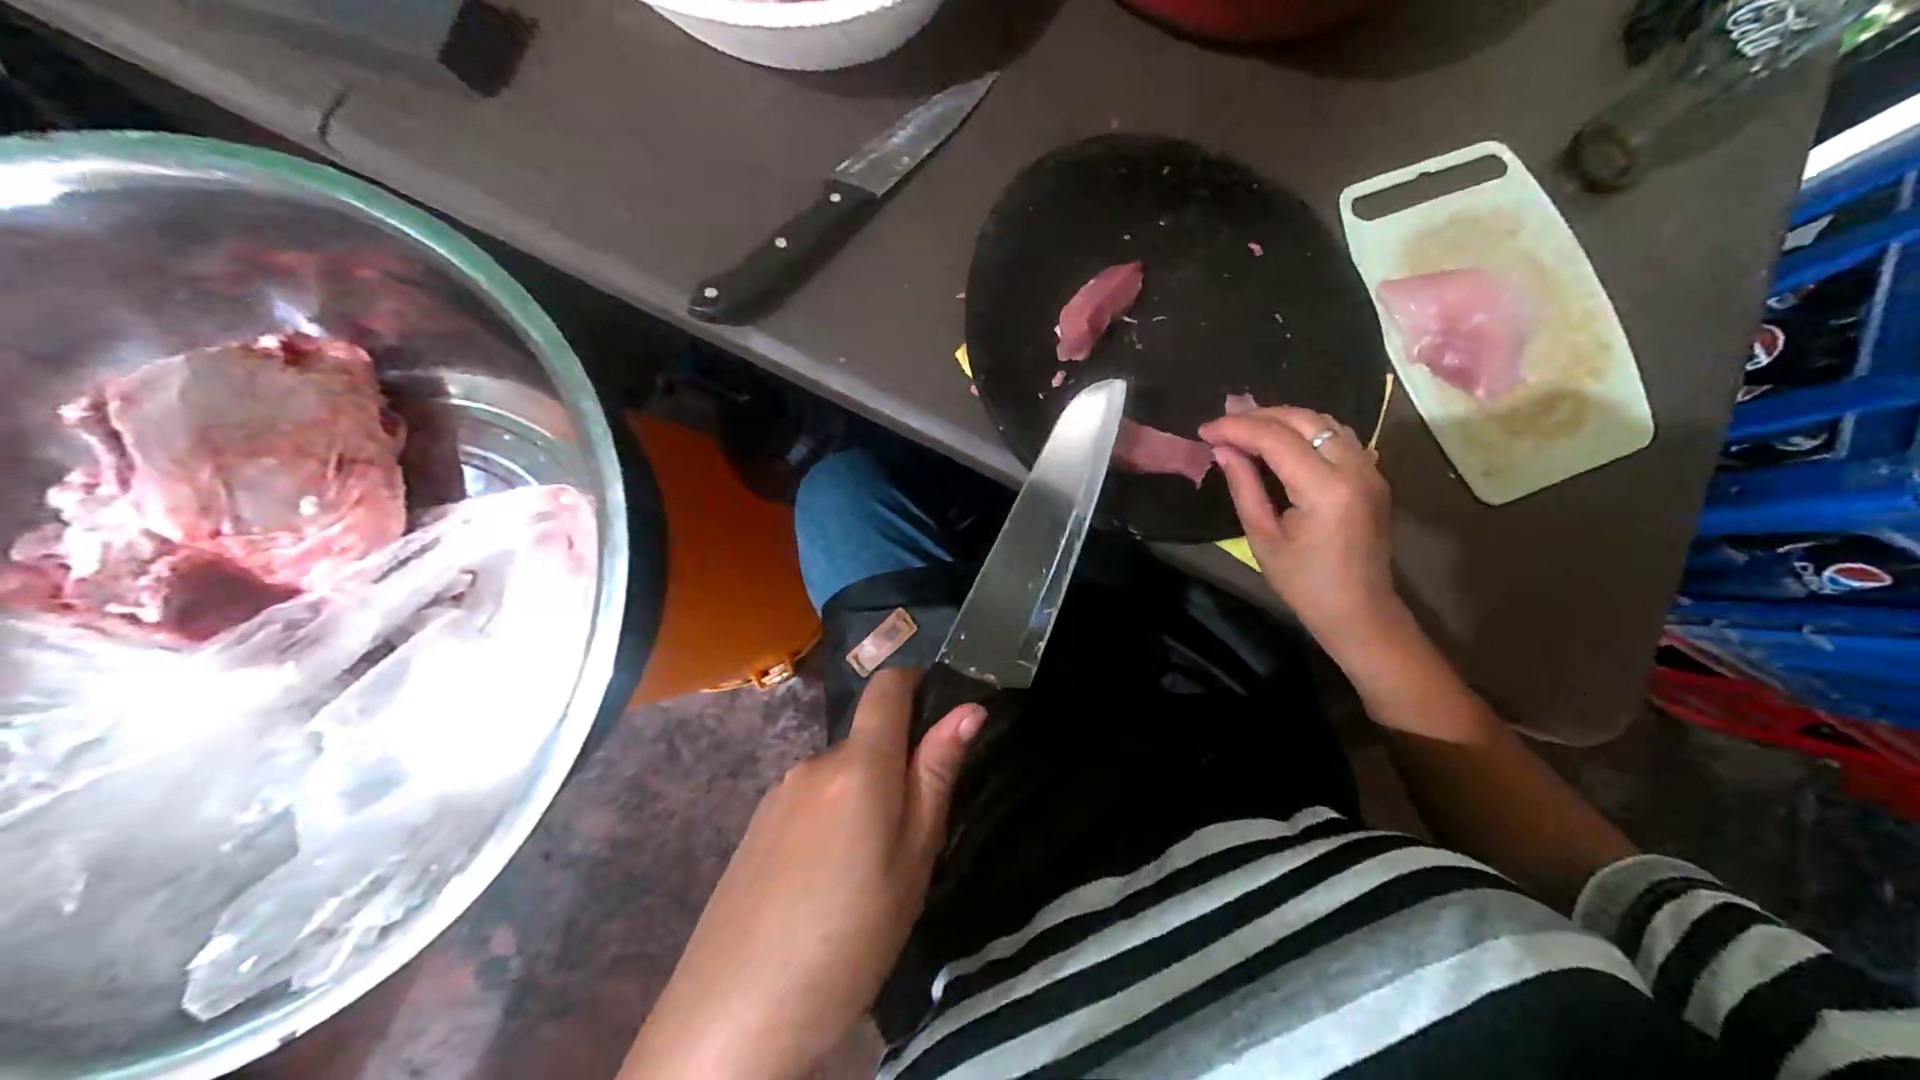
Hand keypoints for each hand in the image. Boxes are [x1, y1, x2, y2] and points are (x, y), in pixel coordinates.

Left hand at [620, 668, 984, 1079]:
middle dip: (896, 768)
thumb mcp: (912, 861)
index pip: (887, 687)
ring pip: (839, 776)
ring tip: (869, 875)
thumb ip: (936, 776)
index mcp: (856, 766)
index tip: (942, 718)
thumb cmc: (849, 939)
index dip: (918, 684)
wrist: (734, 1015)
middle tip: (913, 838)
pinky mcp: (755, 827)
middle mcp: (812, 764)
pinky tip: (825, 886)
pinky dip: (831, 822)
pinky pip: (809, 803)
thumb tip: (968, 708)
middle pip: (867, 740)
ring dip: (863, 800)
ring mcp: (776, 794)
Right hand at [1199, 406, 1400, 656]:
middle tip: (1223, 423)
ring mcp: (1370, 470)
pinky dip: (1306, 431)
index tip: (1204, 430)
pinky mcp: (1373, 476)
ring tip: (1247, 428)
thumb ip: (1244, 487)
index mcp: (1325, 489)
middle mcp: (1354, 469)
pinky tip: (1282, 442)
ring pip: (1325, 422)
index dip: (1237, 428)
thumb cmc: (1303, 583)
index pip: (1276, 439)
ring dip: (1284, 419)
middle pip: (1303, 420)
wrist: (1360, 610)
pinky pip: (1339, 437)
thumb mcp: (1262, 538)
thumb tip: (1223, 450)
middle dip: (1259, 416)